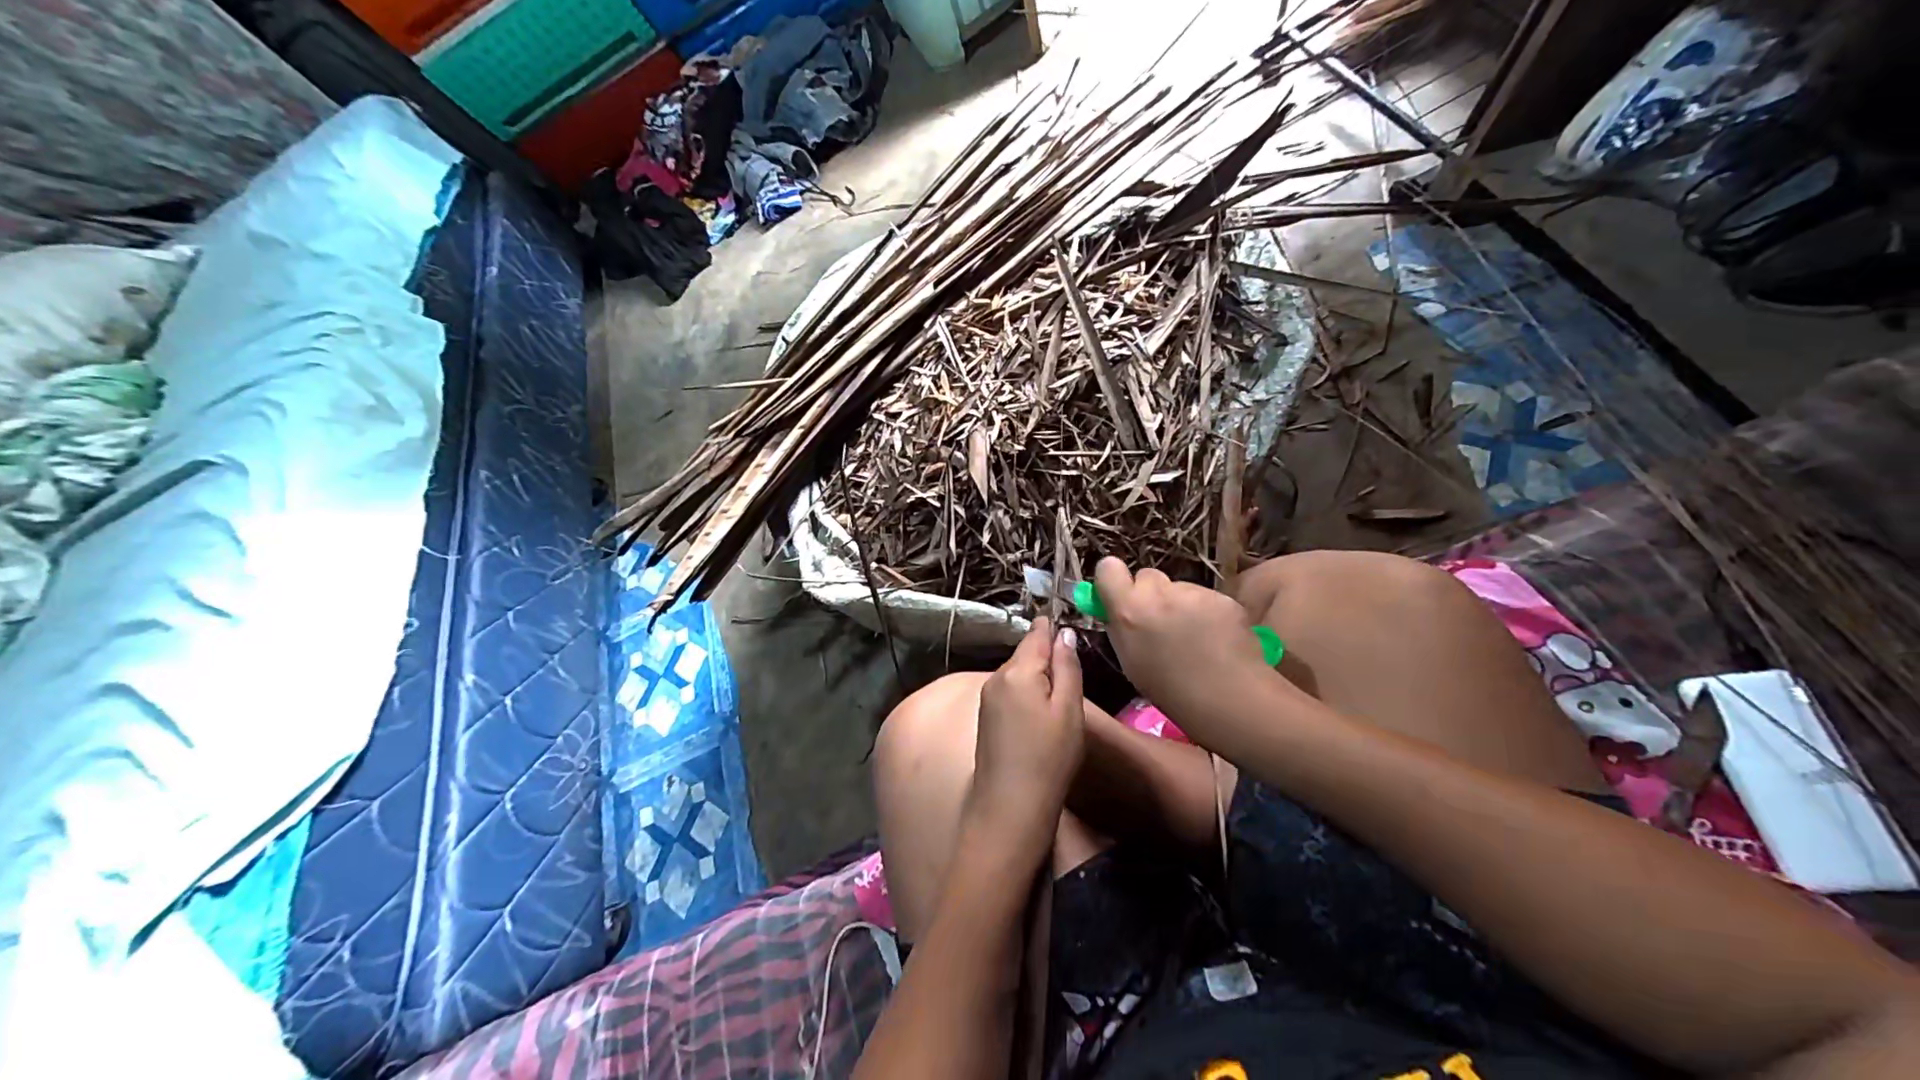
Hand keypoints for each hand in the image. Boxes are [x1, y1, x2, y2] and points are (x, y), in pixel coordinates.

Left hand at [963, 617, 1085, 872]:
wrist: (1010, 803)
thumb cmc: (1049, 756)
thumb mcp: (1068, 709)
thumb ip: (1067, 667)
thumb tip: (1064, 632)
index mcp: (1018, 670)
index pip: (1037, 633)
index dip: (1054, 628)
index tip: (1070, 627)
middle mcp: (997, 677)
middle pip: (1025, 652)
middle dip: (1046, 654)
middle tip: (1074, 666)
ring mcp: (987, 697)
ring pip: (1017, 671)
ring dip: (1037, 674)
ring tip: (1061, 690)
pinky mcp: (986, 715)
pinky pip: (1010, 690)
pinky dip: (1026, 691)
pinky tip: (1041, 710)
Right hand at [1093, 557, 1272, 741]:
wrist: (1227, 698)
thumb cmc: (1169, 690)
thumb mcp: (1129, 659)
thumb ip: (1120, 625)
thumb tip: (1116, 608)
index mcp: (1128, 610)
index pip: (1108, 568)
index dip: (1114, 579)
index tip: (1121, 594)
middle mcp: (1158, 593)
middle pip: (1148, 577)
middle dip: (1151, 594)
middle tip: (1161, 622)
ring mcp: (1193, 592)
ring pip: (1180, 588)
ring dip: (1182, 604)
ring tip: (1194, 637)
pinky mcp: (1221, 597)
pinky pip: (1207, 598)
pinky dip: (1209, 613)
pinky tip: (1216, 638)